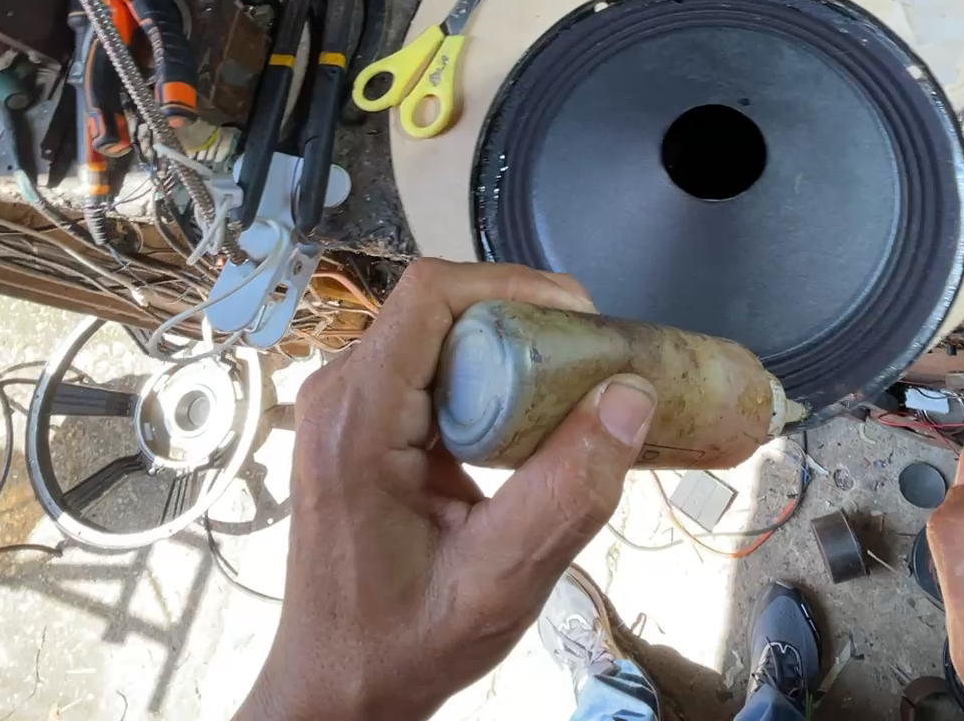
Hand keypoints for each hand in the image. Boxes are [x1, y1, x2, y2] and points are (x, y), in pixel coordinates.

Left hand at [240, 259, 657, 720]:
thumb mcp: (500, 582)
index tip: (579, 317)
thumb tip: (629, 395)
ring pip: (438, 327)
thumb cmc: (404, 644)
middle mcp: (340, 392)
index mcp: (356, 420)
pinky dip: (488, 366)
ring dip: (509, 338)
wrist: (334, 686)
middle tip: (589, 352)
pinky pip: (430, 359)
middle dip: (522, 312)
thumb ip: (567, 493)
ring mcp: (346, 401)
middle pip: (438, 305)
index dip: (510, 283)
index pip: (429, 296)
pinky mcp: (361, 416)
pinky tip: (529, 406)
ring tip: (570, 375)